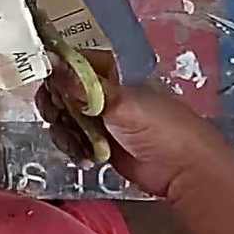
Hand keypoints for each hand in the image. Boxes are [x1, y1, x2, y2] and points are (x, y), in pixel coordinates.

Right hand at [38, 53, 233, 197]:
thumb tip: (48, 61)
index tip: (50, 88)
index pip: (69, 63)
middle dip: (55, 105)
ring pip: (61, 116)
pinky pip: (69, 137)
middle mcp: (98, 91)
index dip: (54, 73)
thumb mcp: (119, 103)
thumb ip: (81, 85)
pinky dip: (72, 147)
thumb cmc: (159, 128)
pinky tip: (85, 157)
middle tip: (58, 116)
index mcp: (108, 73)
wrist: (185, 172)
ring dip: (63, 131)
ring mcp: (96, 117)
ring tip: (78, 144)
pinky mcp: (94, 141)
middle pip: (59, 90)